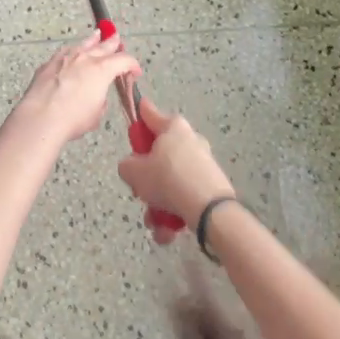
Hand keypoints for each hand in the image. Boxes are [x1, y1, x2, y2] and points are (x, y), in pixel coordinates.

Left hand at [12, 32, 140, 145]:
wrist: (41, 117)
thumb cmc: (73, 118)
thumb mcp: (96, 113)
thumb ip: (100, 99)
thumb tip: (96, 94)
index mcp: (102, 69)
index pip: (124, 60)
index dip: (132, 65)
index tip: (135, 71)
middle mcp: (85, 58)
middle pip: (104, 46)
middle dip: (113, 43)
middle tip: (117, 38)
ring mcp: (65, 58)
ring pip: (83, 44)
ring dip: (92, 40)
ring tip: (97, 34)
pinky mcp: (49, 64)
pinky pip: (65, 53)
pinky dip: (72, 52)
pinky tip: (70, 53)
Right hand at [118, 98, 234, 235]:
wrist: (209, 209)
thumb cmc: (168, 179)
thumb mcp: (135, 172)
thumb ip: (127, 166)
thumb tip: (132, 167)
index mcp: (172, 127)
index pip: (150, 113)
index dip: (141, 113)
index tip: (138, 107)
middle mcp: (190, 140)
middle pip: (161, 154)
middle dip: (148, 178)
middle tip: (140, 192)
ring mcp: (203, 163)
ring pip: (172, 181)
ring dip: (160, 203)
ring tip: (154, 223)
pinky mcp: (212, 185)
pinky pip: (186, 196)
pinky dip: (175, 213)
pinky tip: (167, 232)